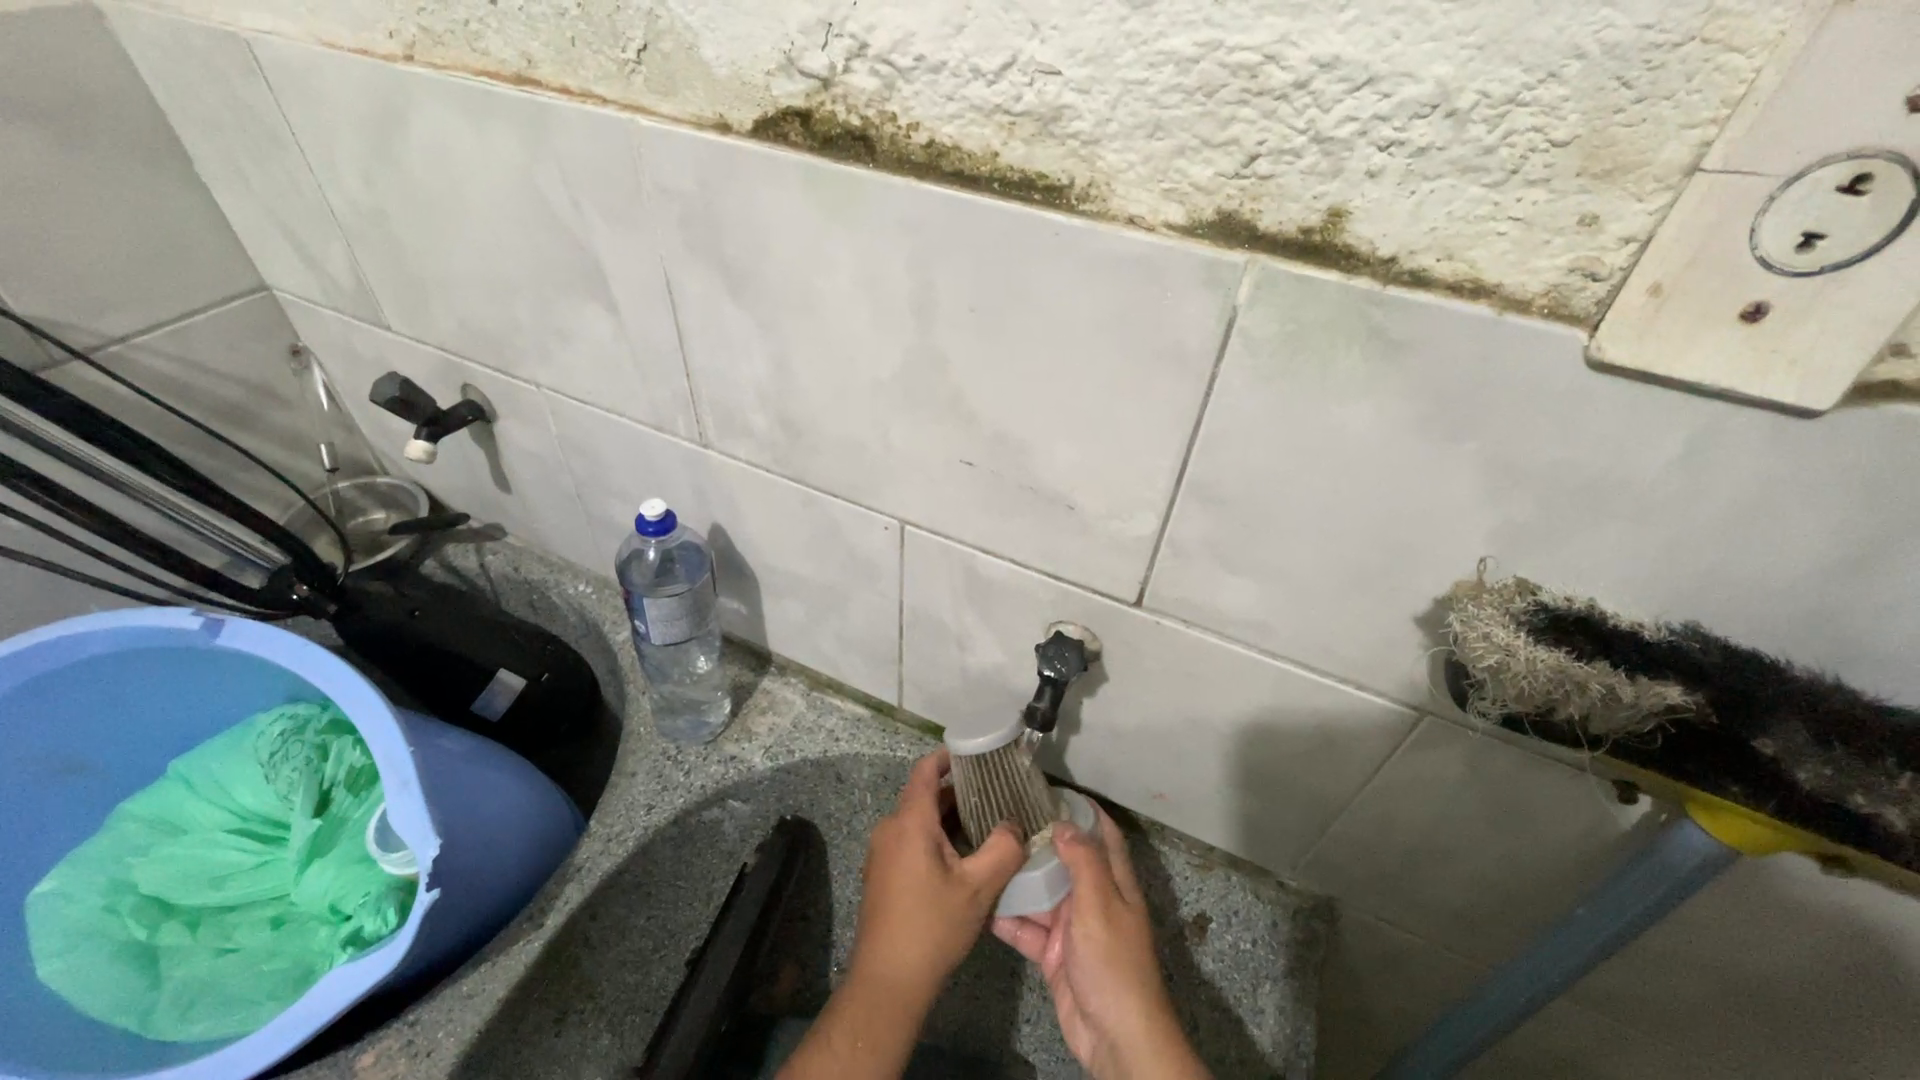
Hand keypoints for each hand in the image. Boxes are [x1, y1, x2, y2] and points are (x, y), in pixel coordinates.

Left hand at [779, 749, 1026, 1079]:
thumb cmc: (932, 927)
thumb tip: (1014, 825)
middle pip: (924, 795)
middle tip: (997, 794)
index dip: (949, 756)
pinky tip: (965, 856)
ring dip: (951, 818)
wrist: (888, 979)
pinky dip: (937, 837)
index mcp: (909, 822)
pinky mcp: (883, 873)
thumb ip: (1003, 848)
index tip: (978, 754)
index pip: (925, 770)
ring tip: (988, 824)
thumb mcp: (979, 887)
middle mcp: (890, 829)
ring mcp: (883, 852)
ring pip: (920, 820)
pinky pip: (912, 840)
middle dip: (960, 791)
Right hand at [993, 807, 1209, 1079]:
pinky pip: (1029, 931)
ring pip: (1042, 896)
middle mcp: (1095, 901)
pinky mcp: (1055, 956)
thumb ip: (1083, 862)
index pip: (1103, 837)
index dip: (1085, 812)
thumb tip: (1064, 823)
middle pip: (1065, 864)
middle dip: (1039, 844)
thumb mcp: (1100, 904)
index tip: (1053, 791)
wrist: (1115, 1035)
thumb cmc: (1113, 962)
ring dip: (1019, 882)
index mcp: (1115, 884)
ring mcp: (1073, 930)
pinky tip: (983, 905)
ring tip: (985, 855)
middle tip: (1002, 819)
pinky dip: (1009, 921)